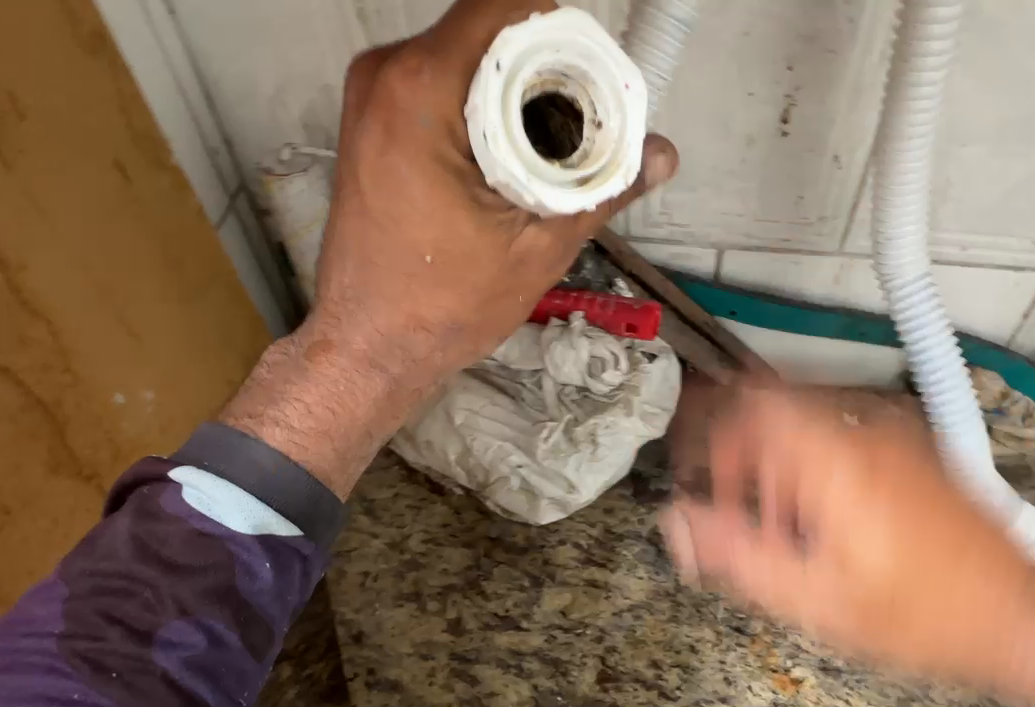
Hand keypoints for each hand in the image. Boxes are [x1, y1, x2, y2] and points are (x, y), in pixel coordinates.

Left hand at [315, 0, 678, 372]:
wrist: (372, 345)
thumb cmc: (445, 305)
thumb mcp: (538, 247)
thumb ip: (603, 189)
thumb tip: (662, 154)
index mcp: (421, 88)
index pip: (506, 10)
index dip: (564, 37)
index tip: (599, 81)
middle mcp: (386, 74)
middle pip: (487, 34)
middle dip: (545, 71)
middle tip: (588, 124)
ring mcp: (372, 97)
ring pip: (465, 61)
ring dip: (515, 94)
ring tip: (555, 149)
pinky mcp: (372, 124)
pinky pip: (440, 90)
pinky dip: (482, 112)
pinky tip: (512, 160)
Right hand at [662, 384, 1034, 706]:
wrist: (1020, 617)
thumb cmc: (926, 616)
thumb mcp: (816, 600)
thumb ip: (737, 556)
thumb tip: (677, 523)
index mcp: (838, 460)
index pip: (752, 404)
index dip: (712, 435)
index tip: (700, 477)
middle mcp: (868, 432)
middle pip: (775, 417)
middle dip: (744, 465)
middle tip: (741, 521)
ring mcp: (897, 438)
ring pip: (807, 431)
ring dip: (779, 475)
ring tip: (786, 538)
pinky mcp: (914, 453)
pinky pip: (843, 443)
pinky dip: (815, 476)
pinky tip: (827, 532)